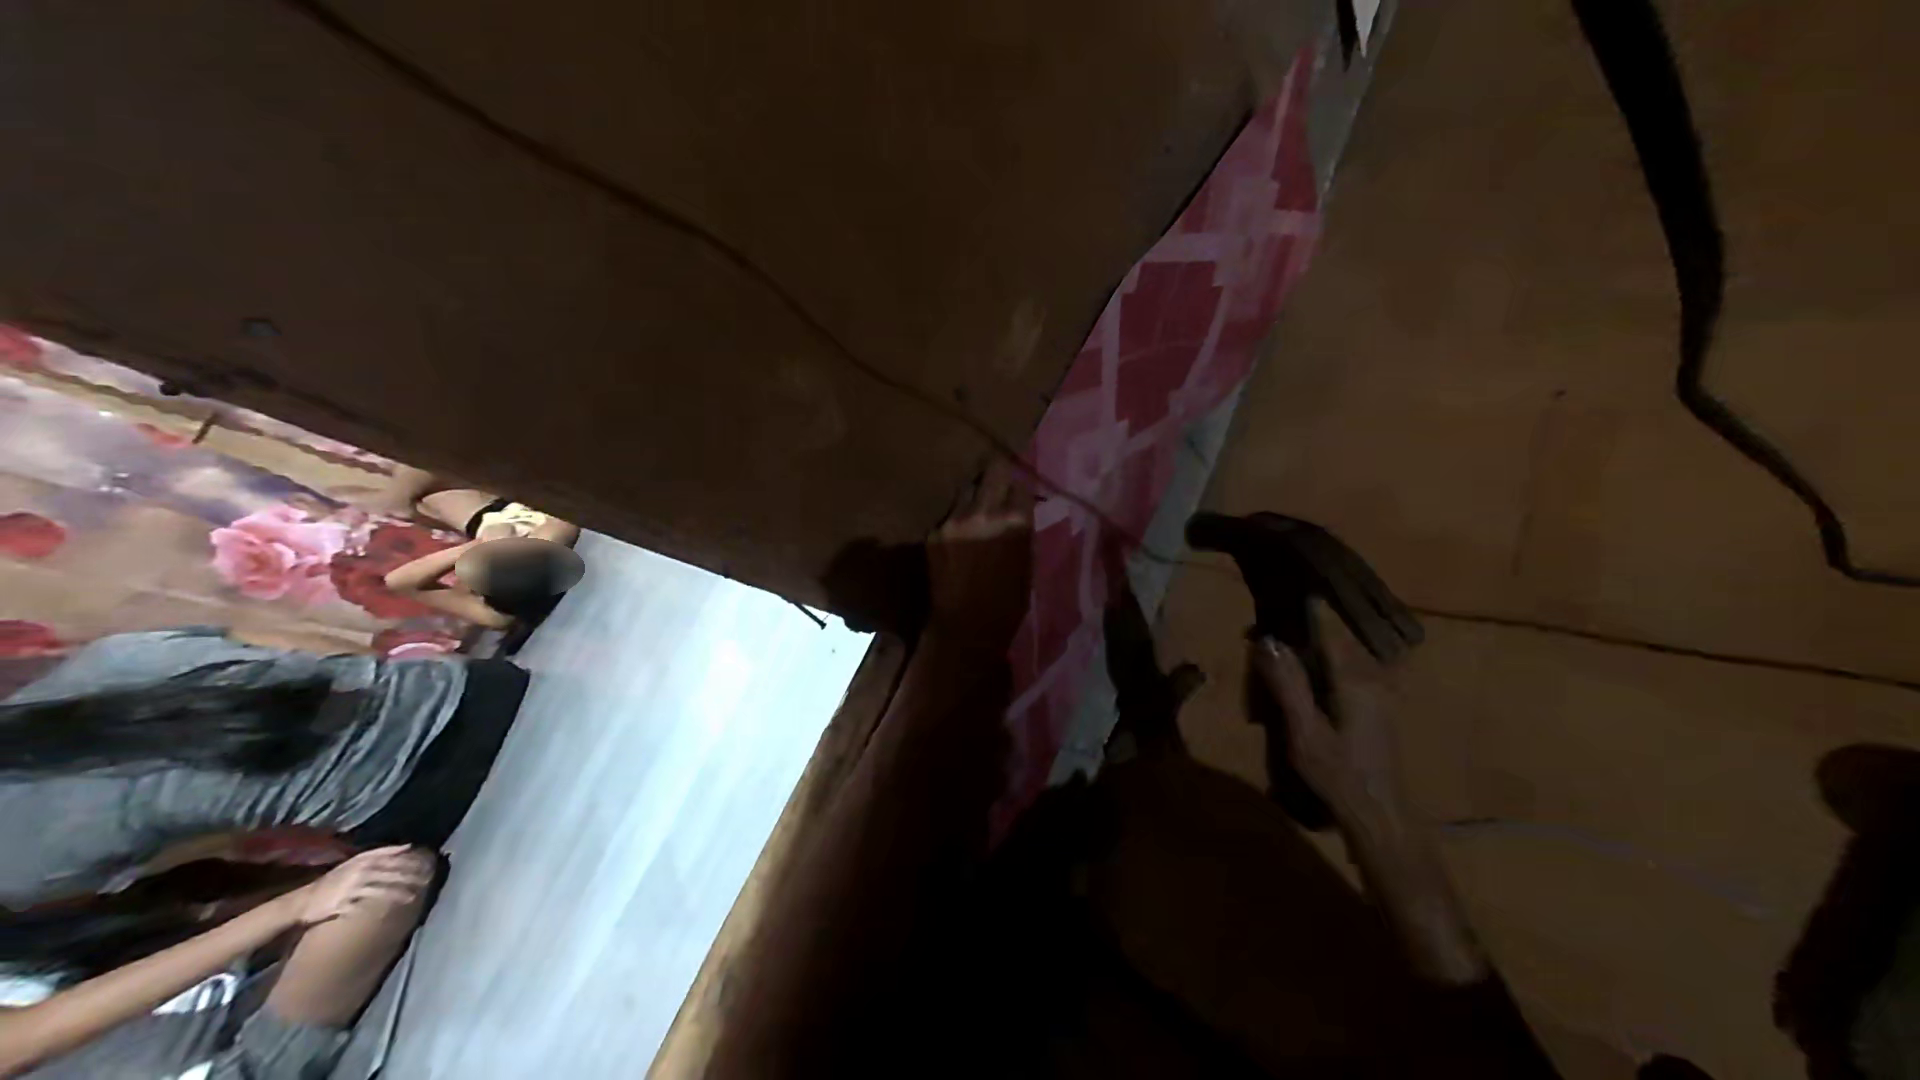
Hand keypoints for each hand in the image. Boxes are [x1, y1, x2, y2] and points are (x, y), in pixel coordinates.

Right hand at [285, 846, 433, 925]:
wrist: (304, 900)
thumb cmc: (337, 878)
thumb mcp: (358, 860)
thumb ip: (384, 851)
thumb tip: (409, 845)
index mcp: (365, 860)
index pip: (394, 859)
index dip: (412, 863)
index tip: (428, 867)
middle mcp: (360, 871)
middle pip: (390, 874)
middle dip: (409, 878)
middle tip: (426, 882)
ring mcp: (350, 887)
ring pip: (379, 889)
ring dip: (396, 893)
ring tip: (412, 897)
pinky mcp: (341, 903)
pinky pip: (361, 905)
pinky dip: (375, 908)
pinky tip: (386, 911)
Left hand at [925, 458, 1033, 649]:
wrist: (966, 628)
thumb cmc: (1008, 602)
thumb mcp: (1027, 562)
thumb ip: (1021, 530)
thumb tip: (1018, 509)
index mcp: (1015, 521)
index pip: (1021, 484)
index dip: (1019, 488)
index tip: (1017, 491)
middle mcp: (984, 511)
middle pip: (993, 471)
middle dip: (998, 474)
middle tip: (998, 480)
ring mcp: (954, 519)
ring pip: (966, 489)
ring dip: (973, 495)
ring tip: (975, 507)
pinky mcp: (934, 532)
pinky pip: (948, 515)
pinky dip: (955, 520)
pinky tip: (958, 533)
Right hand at [1249, 600, 1407, 828]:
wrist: (1379, 814)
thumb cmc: (1337, 774)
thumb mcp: (1303, 731)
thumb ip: (1286, 683)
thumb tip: (1267, 640)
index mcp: (1354, 679)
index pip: (1330, 630)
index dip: (1310, 610)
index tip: (1292, 589)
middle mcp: (1374, 677)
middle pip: (1341, 637)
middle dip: (1313, 623)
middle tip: (1281, 618)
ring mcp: (1382, 691)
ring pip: (1351, 651)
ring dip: (1324, 639)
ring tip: (1295, 634)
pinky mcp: (1380, 704)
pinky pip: (1356, 665)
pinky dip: (1334, 655)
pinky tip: (1317, 664)